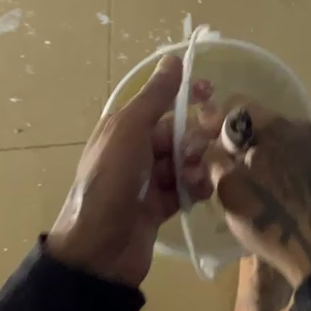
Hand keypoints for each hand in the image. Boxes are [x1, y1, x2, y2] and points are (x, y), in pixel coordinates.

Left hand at [47, 55, 217, 286]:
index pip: (162, 101)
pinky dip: (195, 189)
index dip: (186, 95)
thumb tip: (172, 58)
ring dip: (195, 166)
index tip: (211, 93)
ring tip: (192, 180)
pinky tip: (198, 194)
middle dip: (192, 139)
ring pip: (185, 160)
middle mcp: (137, 149)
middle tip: (193, 154)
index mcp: (125, 127)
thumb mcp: (129, 131)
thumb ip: (154, 97)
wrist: (98, 252)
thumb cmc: (110, 181)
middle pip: (178, 132)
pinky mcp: (160, 207)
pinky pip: (186, 188)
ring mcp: (148, 180)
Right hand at [205, 98, 310, 285]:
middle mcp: (300, 127)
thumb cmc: (271, 220)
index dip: (214, 121)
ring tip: (247, 178)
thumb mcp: (229, 190)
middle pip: (259, 122)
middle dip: (237, 139)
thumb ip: (214, 158)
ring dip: (260, 152)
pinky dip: (280, 164)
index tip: (201, 141)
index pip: (237, 106)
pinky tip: (274, 188)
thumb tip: (207, 143)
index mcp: (275, 125)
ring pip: (279, 140)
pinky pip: (296, 156)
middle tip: (222, 162)